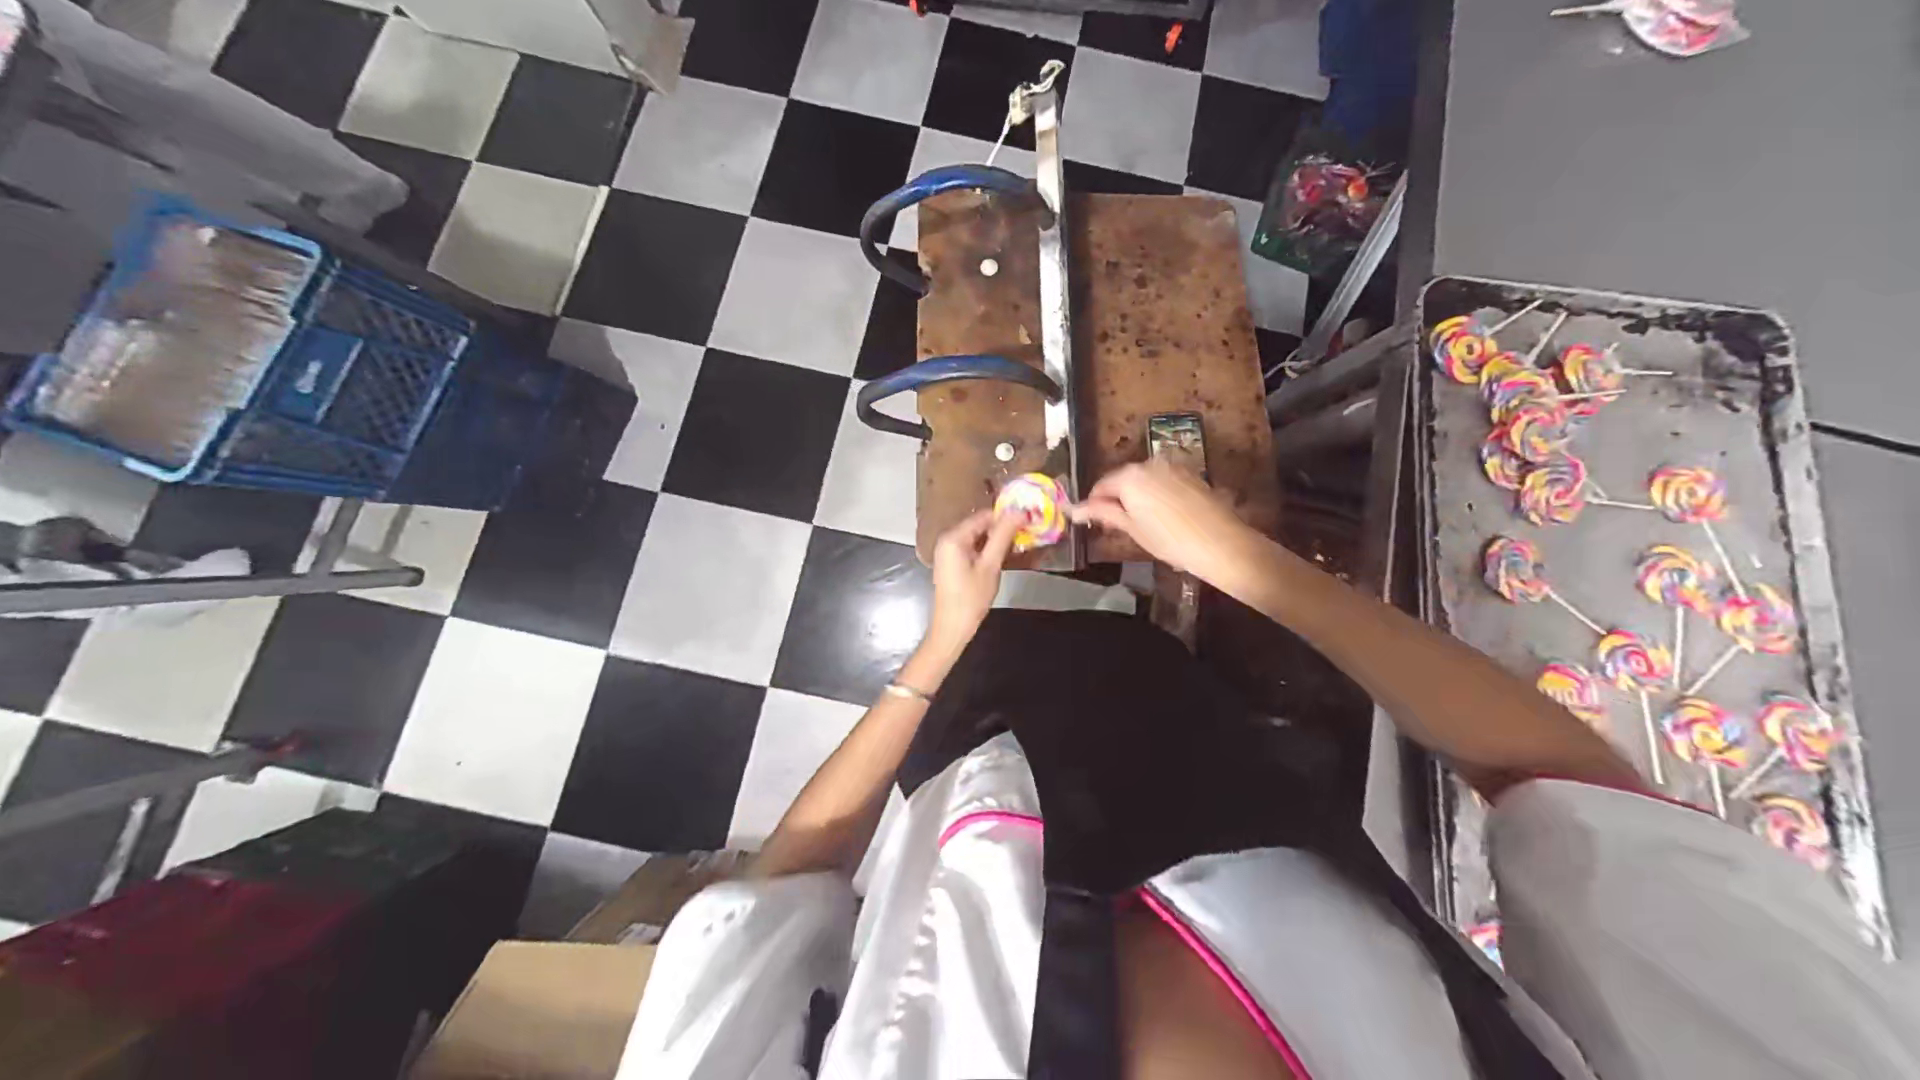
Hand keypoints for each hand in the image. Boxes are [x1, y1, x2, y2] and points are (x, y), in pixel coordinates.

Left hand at [924, 508, 1023, 656]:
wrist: (952, 627)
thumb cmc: (970, 599)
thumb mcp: (990, 566)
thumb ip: (1003, 536)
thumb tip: (1018, 512)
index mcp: (953, 537)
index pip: (984, 516)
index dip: (1007, 516)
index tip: (1029, 519)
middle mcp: (947, 539)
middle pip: (980, 525)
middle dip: (1003, 527)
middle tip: (1028, 530)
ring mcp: (948, 551)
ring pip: (977, 536)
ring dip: (997, 538)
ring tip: (1021, 541)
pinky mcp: (952, 562)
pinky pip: (972, 547)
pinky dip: (988, 549)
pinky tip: (1004, 554)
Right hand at [1070, 460, 1265, 583]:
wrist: (1220, 542)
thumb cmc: (1169, 539)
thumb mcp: (1131, 528)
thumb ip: (1102, 513)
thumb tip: (1074, 509)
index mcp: (1129, 476)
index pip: (1100, 487)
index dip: (1093, 506)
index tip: (1094, 524)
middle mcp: (1149, 464)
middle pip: (1122, 480)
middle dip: (1116, 499)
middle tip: (1117, 526)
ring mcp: (1172, 467)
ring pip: (1143, 480)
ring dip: (1136, 497)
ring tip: (1141, 523)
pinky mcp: (1189, 474)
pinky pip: (1162, 481)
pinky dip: (1155, 495)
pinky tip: (1162, 516)